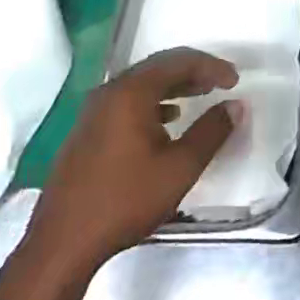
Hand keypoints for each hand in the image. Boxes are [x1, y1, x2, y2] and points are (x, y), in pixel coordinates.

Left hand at [27, 48, 240, 274]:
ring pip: (140, 85)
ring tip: (200, 95)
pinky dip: (153, 102)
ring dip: (173, 86)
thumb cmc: (126, 200)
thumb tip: (235, 105)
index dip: (210, 65)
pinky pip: (126, 101)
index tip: (235, 80)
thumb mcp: (179, 168)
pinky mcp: (87, 128)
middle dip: (192, 71)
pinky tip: (166, 119)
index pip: (177, 61)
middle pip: (157, 68)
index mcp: (131, 93)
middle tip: (221, 83)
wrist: (65, 238)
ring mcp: (93, 110)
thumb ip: (211, 132)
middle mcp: (109, 92)